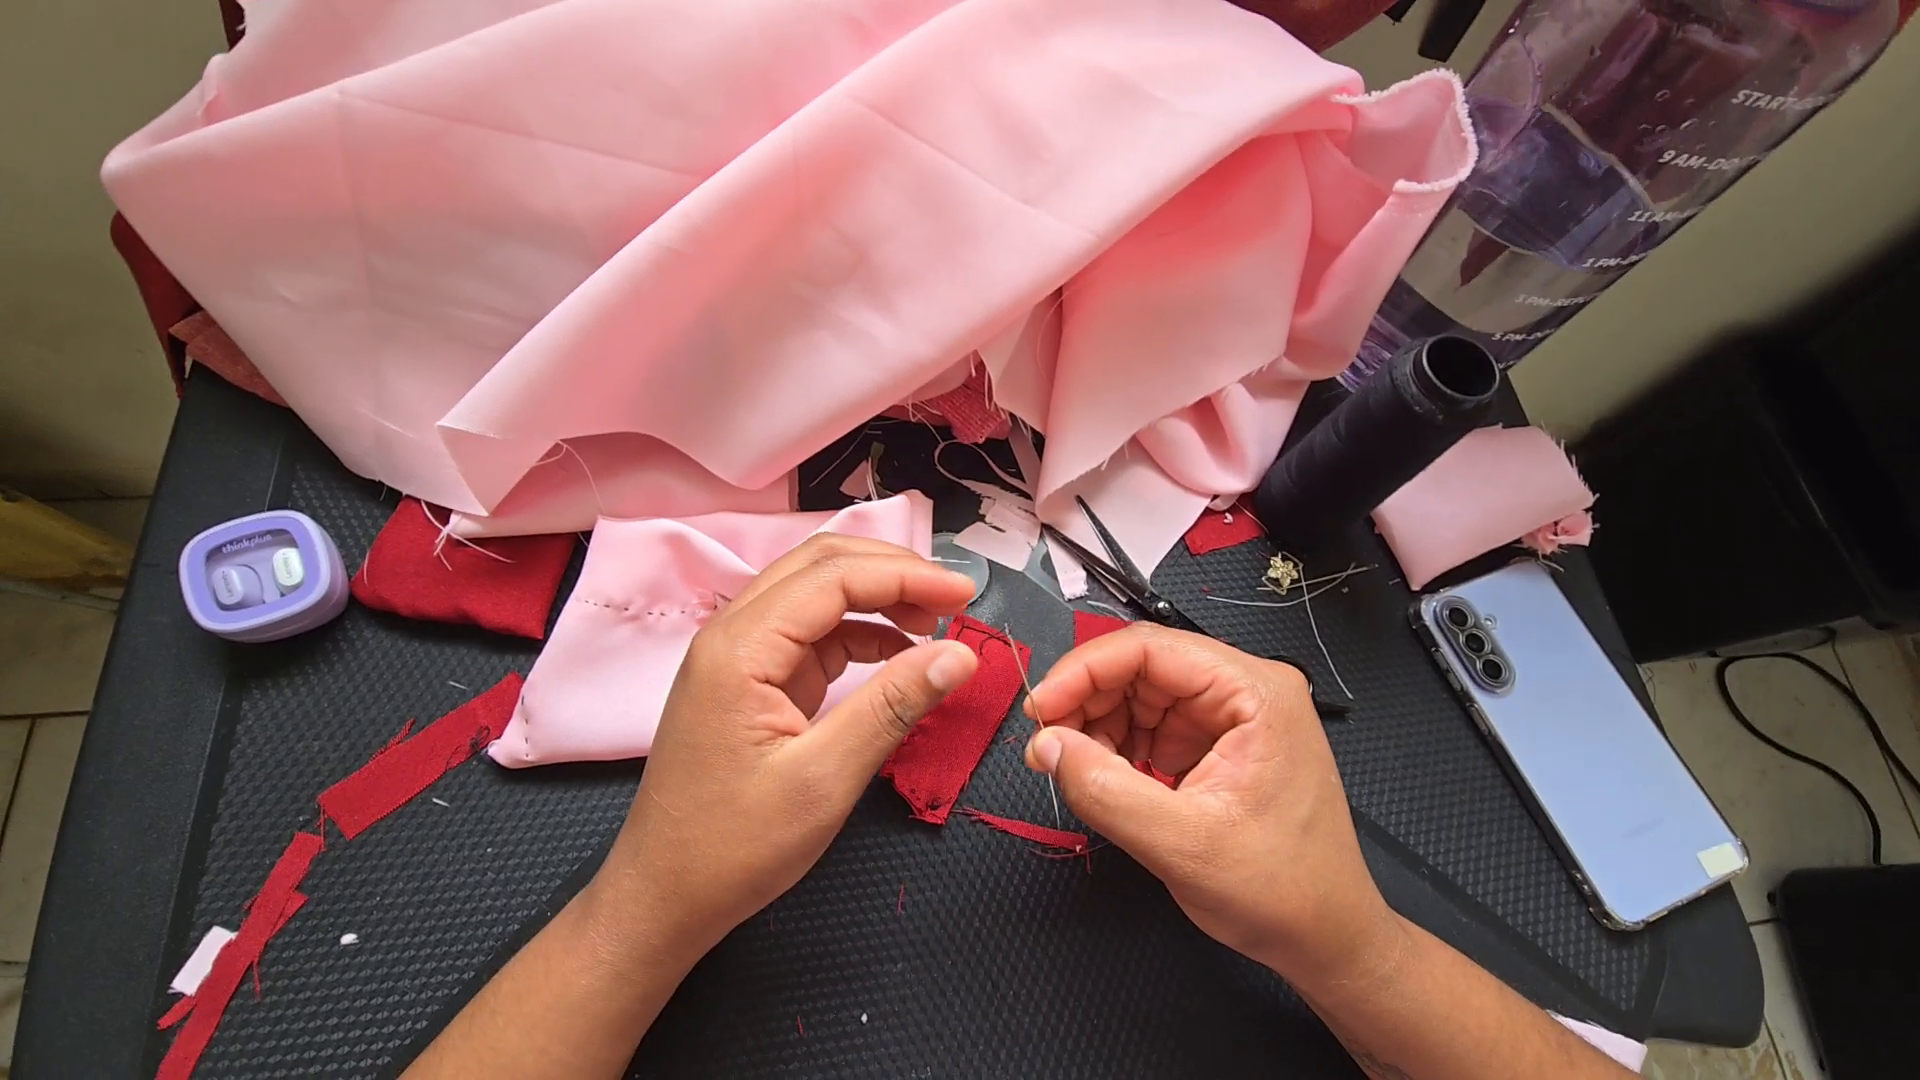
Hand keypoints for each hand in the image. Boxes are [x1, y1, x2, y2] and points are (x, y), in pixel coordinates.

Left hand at [581, 536, 979, 965]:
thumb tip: (960, 654)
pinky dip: (861, 633)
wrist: (664, 899)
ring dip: (878, 598)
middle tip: (954, 598)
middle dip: (892, 572)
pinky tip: (899, 653)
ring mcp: (741, 655)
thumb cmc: (735, 846)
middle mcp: (734, 634)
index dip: (906, 575)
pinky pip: (813, 634)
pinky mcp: (754, 679)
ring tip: (935, 622)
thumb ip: (893, 706)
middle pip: (821, 567)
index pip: (833, 578)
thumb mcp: (824, 779)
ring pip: (817, 594)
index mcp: (741, 648)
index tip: (966, 593)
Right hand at [1022, 624, 1398, 984]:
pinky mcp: (1214, 741)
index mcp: (1254, 692)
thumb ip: (1106, 790)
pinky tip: (1103, 773)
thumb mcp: (1183, 845)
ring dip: (1096, 724)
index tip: (1038, 709)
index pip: (1150, 649)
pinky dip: (1116, 744)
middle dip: (1086, 700)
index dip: (1084, 671)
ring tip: (1072, 765)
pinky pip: (1149, 723)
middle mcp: (1242, 688)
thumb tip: (1045, 744)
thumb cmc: (1278, 892)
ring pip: (1139, 694)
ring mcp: (1228, 714)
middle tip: (1046, 744)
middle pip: (1141, 667)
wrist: (1327, 940)